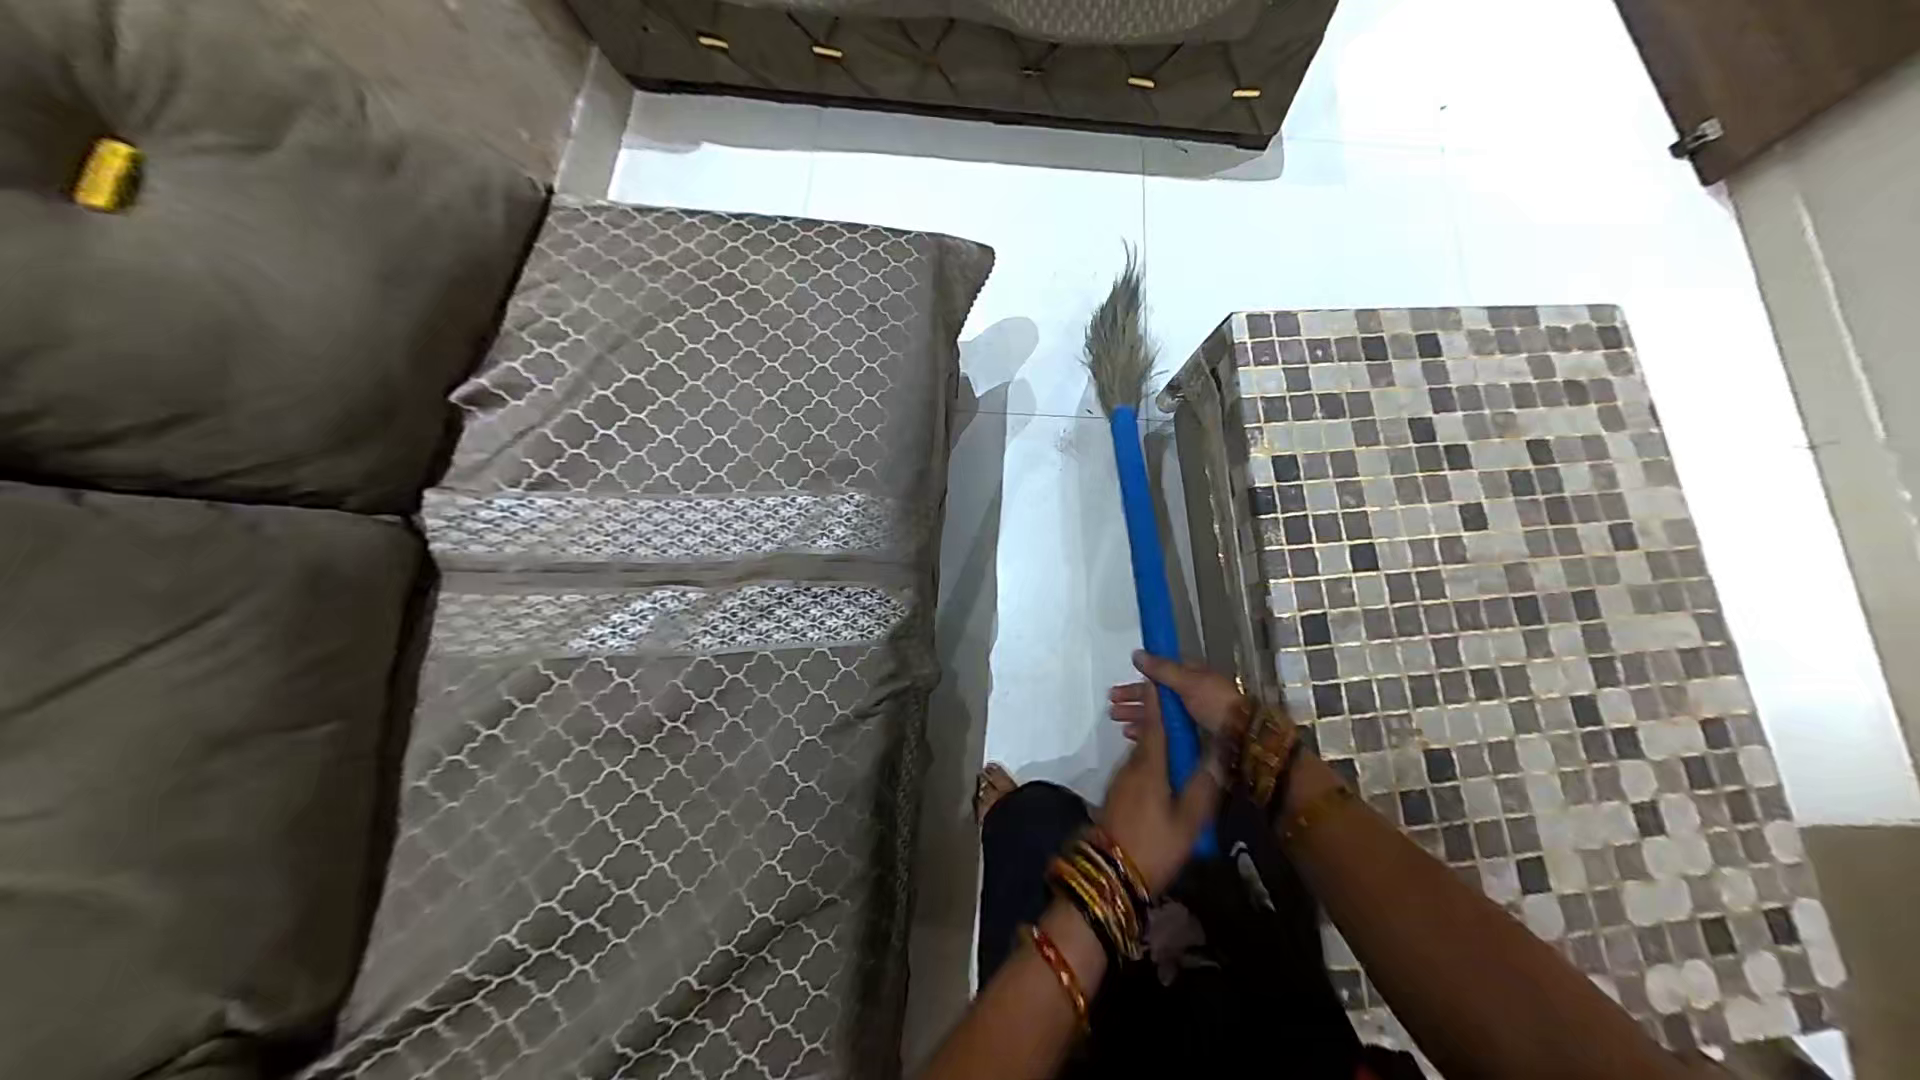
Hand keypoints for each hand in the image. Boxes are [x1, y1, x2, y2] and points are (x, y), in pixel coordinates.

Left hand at [1097, 652, 1226, 892]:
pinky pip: (1139, 768)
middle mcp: (1132, 766)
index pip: (1156, 723)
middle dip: (1161, 718)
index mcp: (1149, 765)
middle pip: (1149, 735)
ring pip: (1143, 752)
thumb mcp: (1188, 821)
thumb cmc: (1153, 846)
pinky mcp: (1119, 796)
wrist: (1110, 874)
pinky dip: (1153, 761)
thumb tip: (1220, 755)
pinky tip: (1168, 773)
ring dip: (1157, 741)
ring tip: (1181, 739)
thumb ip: (1204, 786)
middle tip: (1183, 707)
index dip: (1158, 700)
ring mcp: (1122, 781)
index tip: (1160, 676)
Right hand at [1107, 650, 1258, 743]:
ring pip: (1159, 716)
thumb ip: (1161, 669)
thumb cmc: (1216, 704)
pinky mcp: (1194, 738)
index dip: (1138, 682)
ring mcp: (1192, 718)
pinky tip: (1135, 737)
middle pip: (1156, 697)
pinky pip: (1165, 734)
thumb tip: (1136, 653)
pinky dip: (1149, 734)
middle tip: (1112, 709)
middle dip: (1133, 701)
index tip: (1118, 690)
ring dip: (1138, 718)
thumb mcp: (1188, 681)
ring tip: (1119, 725)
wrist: (1244, 739)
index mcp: (1191, 677)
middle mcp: (1191, 696)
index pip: (1159, 676)